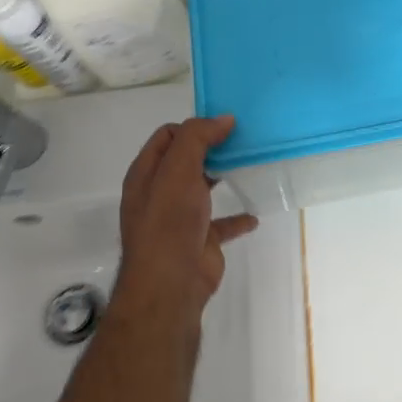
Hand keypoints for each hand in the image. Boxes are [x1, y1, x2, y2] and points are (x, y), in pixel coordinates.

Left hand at [114, 116, 257, 322]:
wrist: (171, 282)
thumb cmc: (169, 221)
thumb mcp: (178, 170)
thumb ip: (197, 139)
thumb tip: (224, 119)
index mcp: (146, 174)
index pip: (167, 137)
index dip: (193, 126)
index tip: (225, 125)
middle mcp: (159, 194)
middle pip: (186, 161)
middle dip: (211, 149)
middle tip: (242, 140)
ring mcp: (179, 219)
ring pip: (203, 190)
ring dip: (223, 177)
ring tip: (250, 166)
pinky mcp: (200, 241)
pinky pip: (222, 223)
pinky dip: (238, 217)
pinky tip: (254, 215)